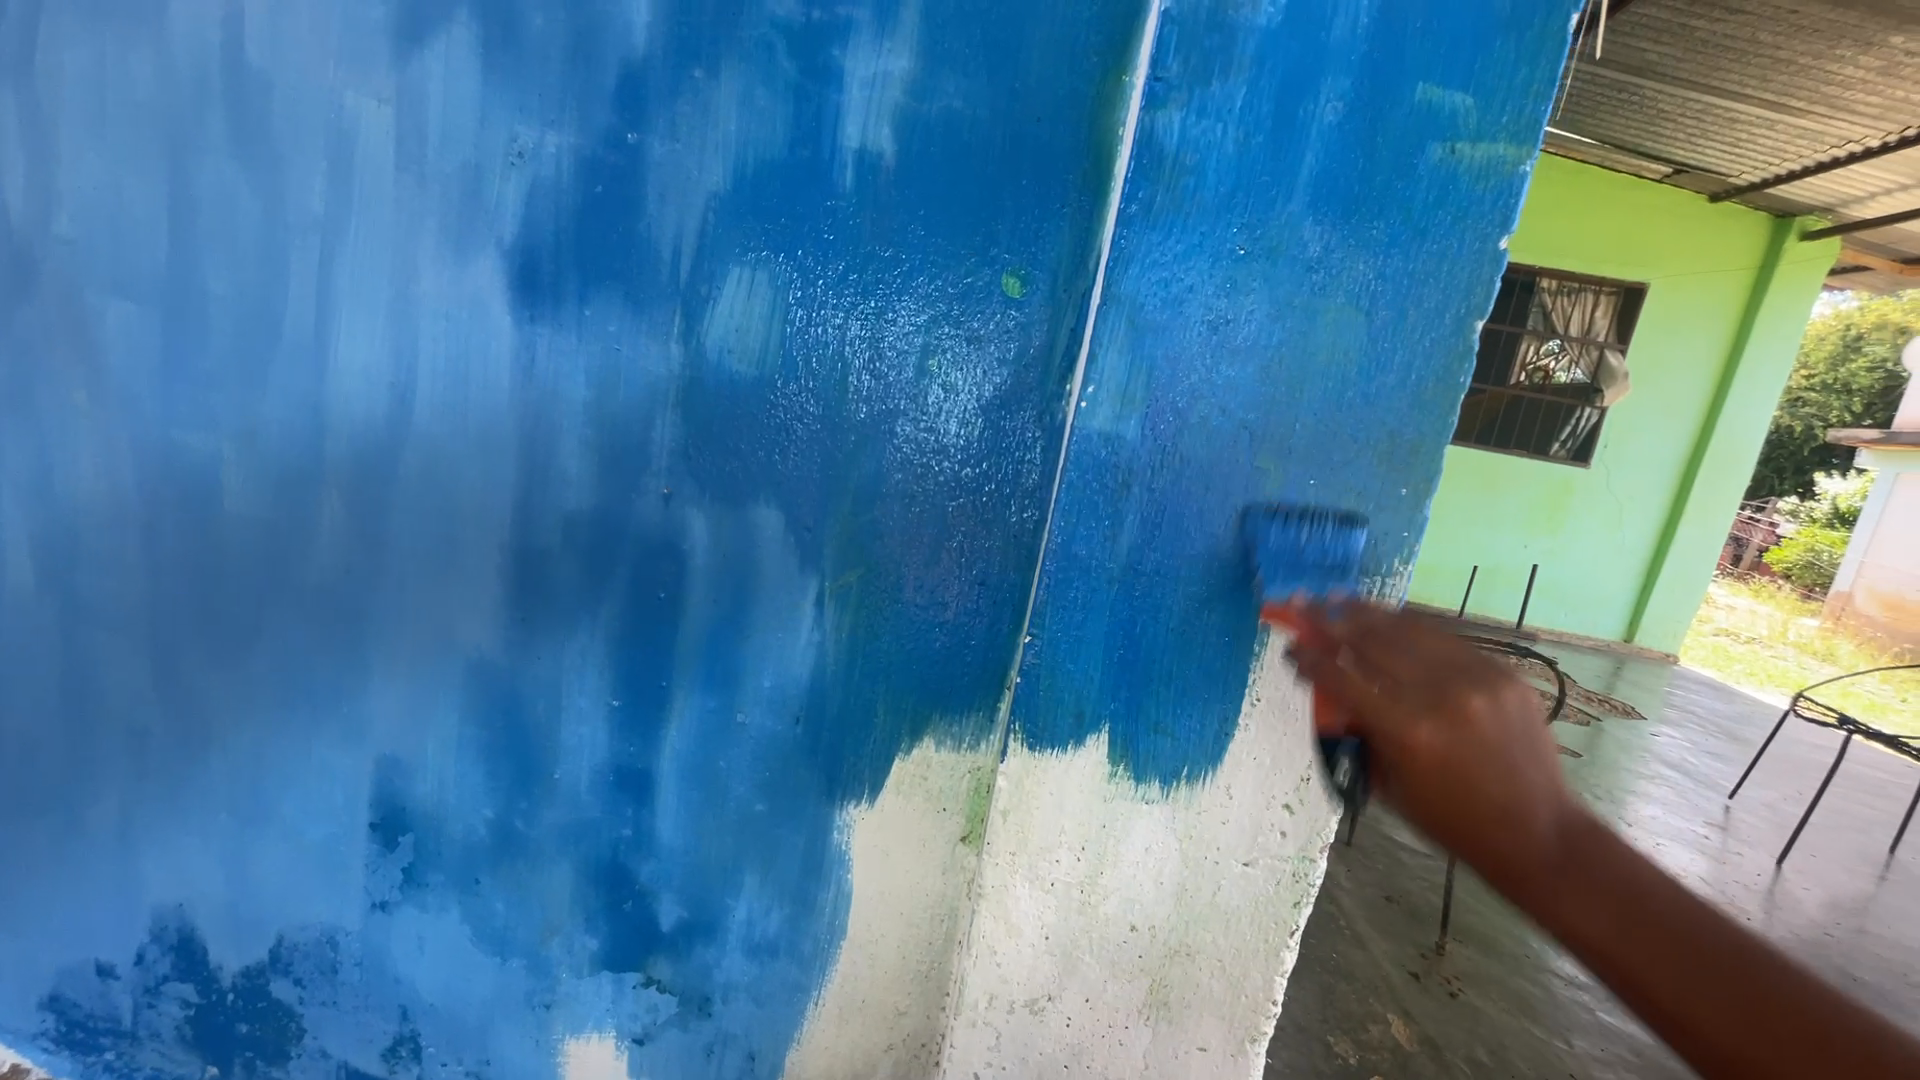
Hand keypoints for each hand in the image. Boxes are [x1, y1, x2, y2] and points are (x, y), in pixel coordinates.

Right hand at [1283, 600, 1584, 894]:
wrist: (1538, 832)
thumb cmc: (1450, 819)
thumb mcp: (1388, 781)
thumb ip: (1360, 729)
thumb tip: (1331, 685)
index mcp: (1406, 731)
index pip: (1342, 678)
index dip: (1310, 658)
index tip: (1290, 647)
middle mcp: (1440, 695)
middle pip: (1371, 641)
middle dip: (1330, 621)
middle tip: (1304, 604)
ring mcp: (1476, 679)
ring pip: (1409, 629)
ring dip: (1368, 613)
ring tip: (1340, 600)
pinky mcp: (1503, 673)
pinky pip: (1447, 639)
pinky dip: (1412, 627)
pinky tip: (1391, 619)